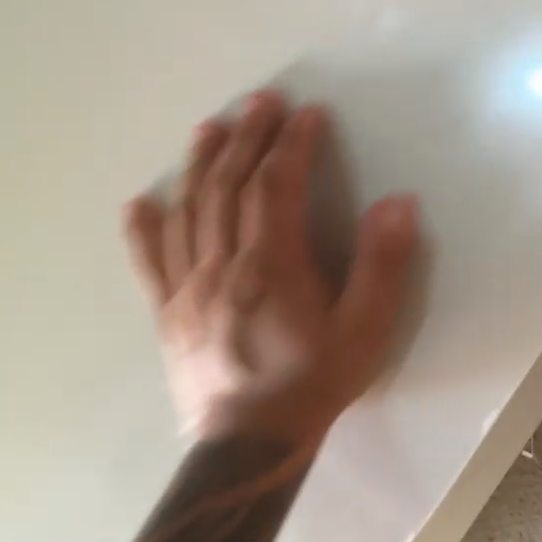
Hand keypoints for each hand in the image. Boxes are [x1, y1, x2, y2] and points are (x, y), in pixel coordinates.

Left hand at [123, 91, 418, 445]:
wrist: (251, 441)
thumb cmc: (319, 377)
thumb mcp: (369, 323)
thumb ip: (383, 262)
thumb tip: (397, 202)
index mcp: (271, 267)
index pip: (275, 189)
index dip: (292, 146)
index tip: (309, 113)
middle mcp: (221, 268)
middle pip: (227, 189)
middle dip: (246, 138)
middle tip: (262, 100)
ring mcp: (186, 290)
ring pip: (189, 212)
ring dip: (201, 164)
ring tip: (213, 126)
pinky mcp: (168, 312)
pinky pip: (149, 261)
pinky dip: (146, 226)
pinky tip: (144, 200)